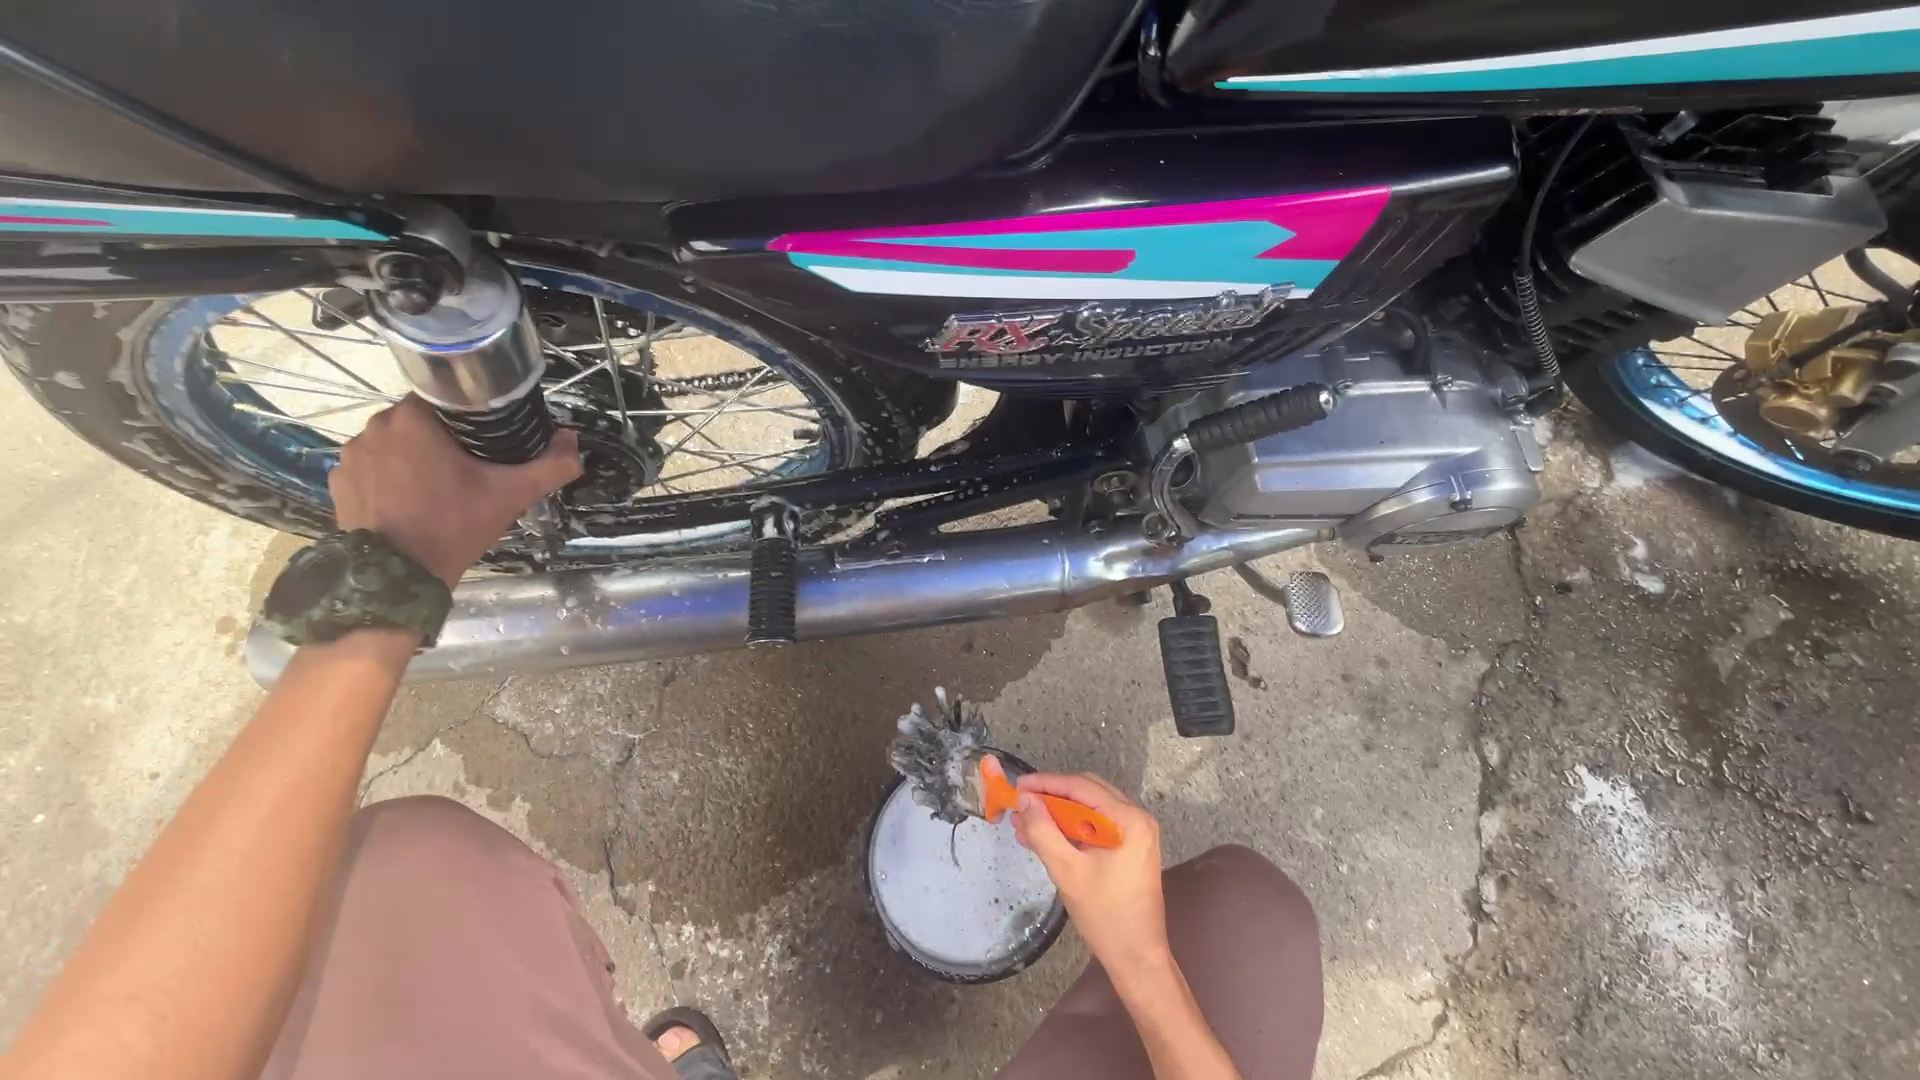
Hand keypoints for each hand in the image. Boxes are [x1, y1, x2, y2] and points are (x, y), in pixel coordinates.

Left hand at [327, 396, 581, 585]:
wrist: (398, 577)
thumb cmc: (455, 525)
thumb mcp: (511, 495)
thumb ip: (549, 466)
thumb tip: (574, 441)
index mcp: (414, 420)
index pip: (445, 397)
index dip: (468, 414)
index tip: (485, 437)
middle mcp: (375, 427)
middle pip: (419, 419)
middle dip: (442, 437)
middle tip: (468, 466)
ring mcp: (351, 454)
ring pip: (393, 442)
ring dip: (413, 455)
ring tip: (438, 485)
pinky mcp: (339, 480)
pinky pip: (371, 466)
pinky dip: (389, 476)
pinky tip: (409, 499)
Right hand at [1011, 771, 1170, 978]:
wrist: (1138, 957)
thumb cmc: (1106, 916)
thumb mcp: (1067, 871)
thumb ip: (1043, 832)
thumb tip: (1025, 800)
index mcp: (1129, 820)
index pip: (1081, 787)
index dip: (1046, 783)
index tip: (1018, 787)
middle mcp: (1137, 818)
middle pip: (1087, 792)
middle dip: (1051, 797)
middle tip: (1021, 806)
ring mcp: (1136, 833)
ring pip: (1089, 809)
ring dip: (1058, 813)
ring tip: (1027, 825)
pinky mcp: (1131, 847)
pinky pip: (1096, 825)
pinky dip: (1071, 828)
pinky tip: (1047, 838)